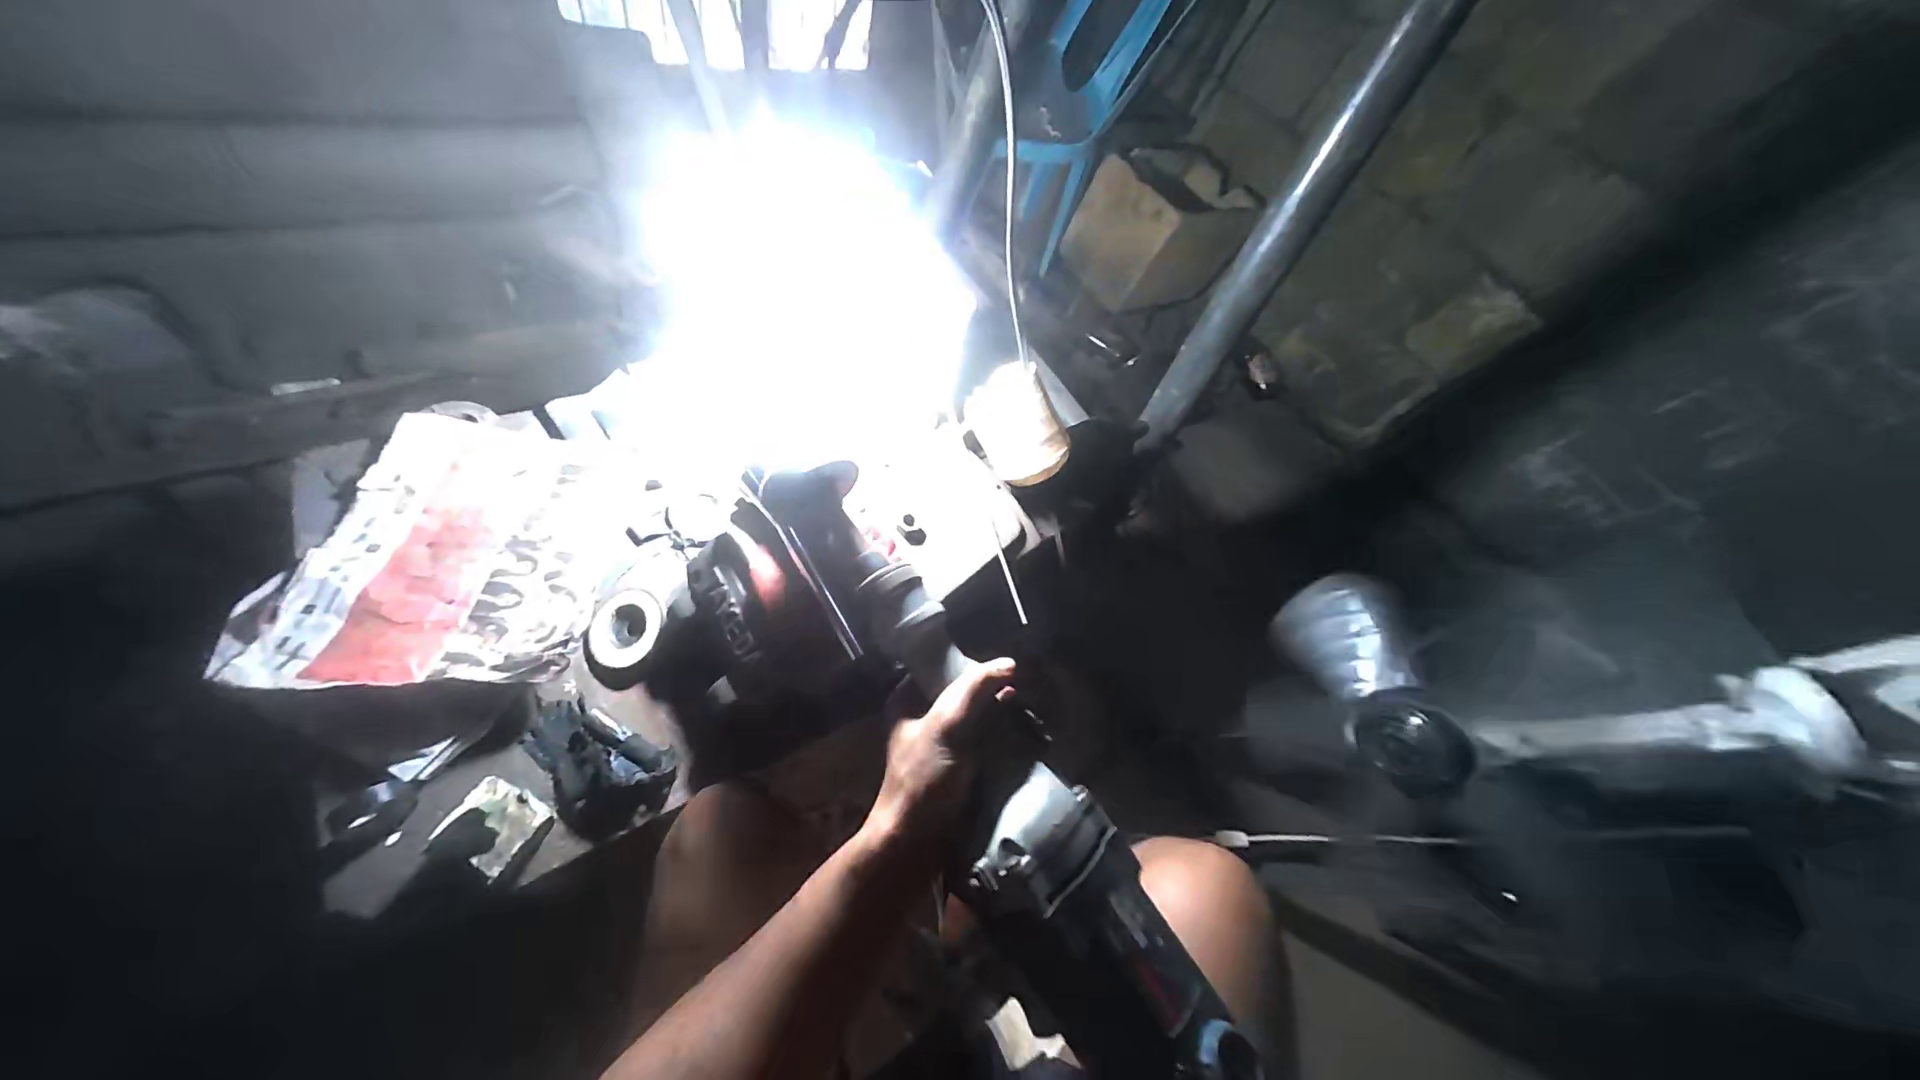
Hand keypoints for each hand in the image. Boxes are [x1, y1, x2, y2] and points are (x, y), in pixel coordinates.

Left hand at [862, 658, 1016, 853]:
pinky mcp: (960, 769)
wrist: (914, 847)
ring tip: (1033, 710)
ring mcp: (943, 744)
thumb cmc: (922, 781)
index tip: (1007, 663)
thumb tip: (1010, 663)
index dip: (974, 662)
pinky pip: (986, 743)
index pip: (944, 666)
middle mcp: (923, 717)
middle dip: (994, 691)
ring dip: (1003, 716)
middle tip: (1027, 686)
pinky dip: (1004, 739)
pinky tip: (1027, 735)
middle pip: (965, 692)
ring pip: (978, 718)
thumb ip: (974, 691)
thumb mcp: (946, 727)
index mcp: (907, 699)